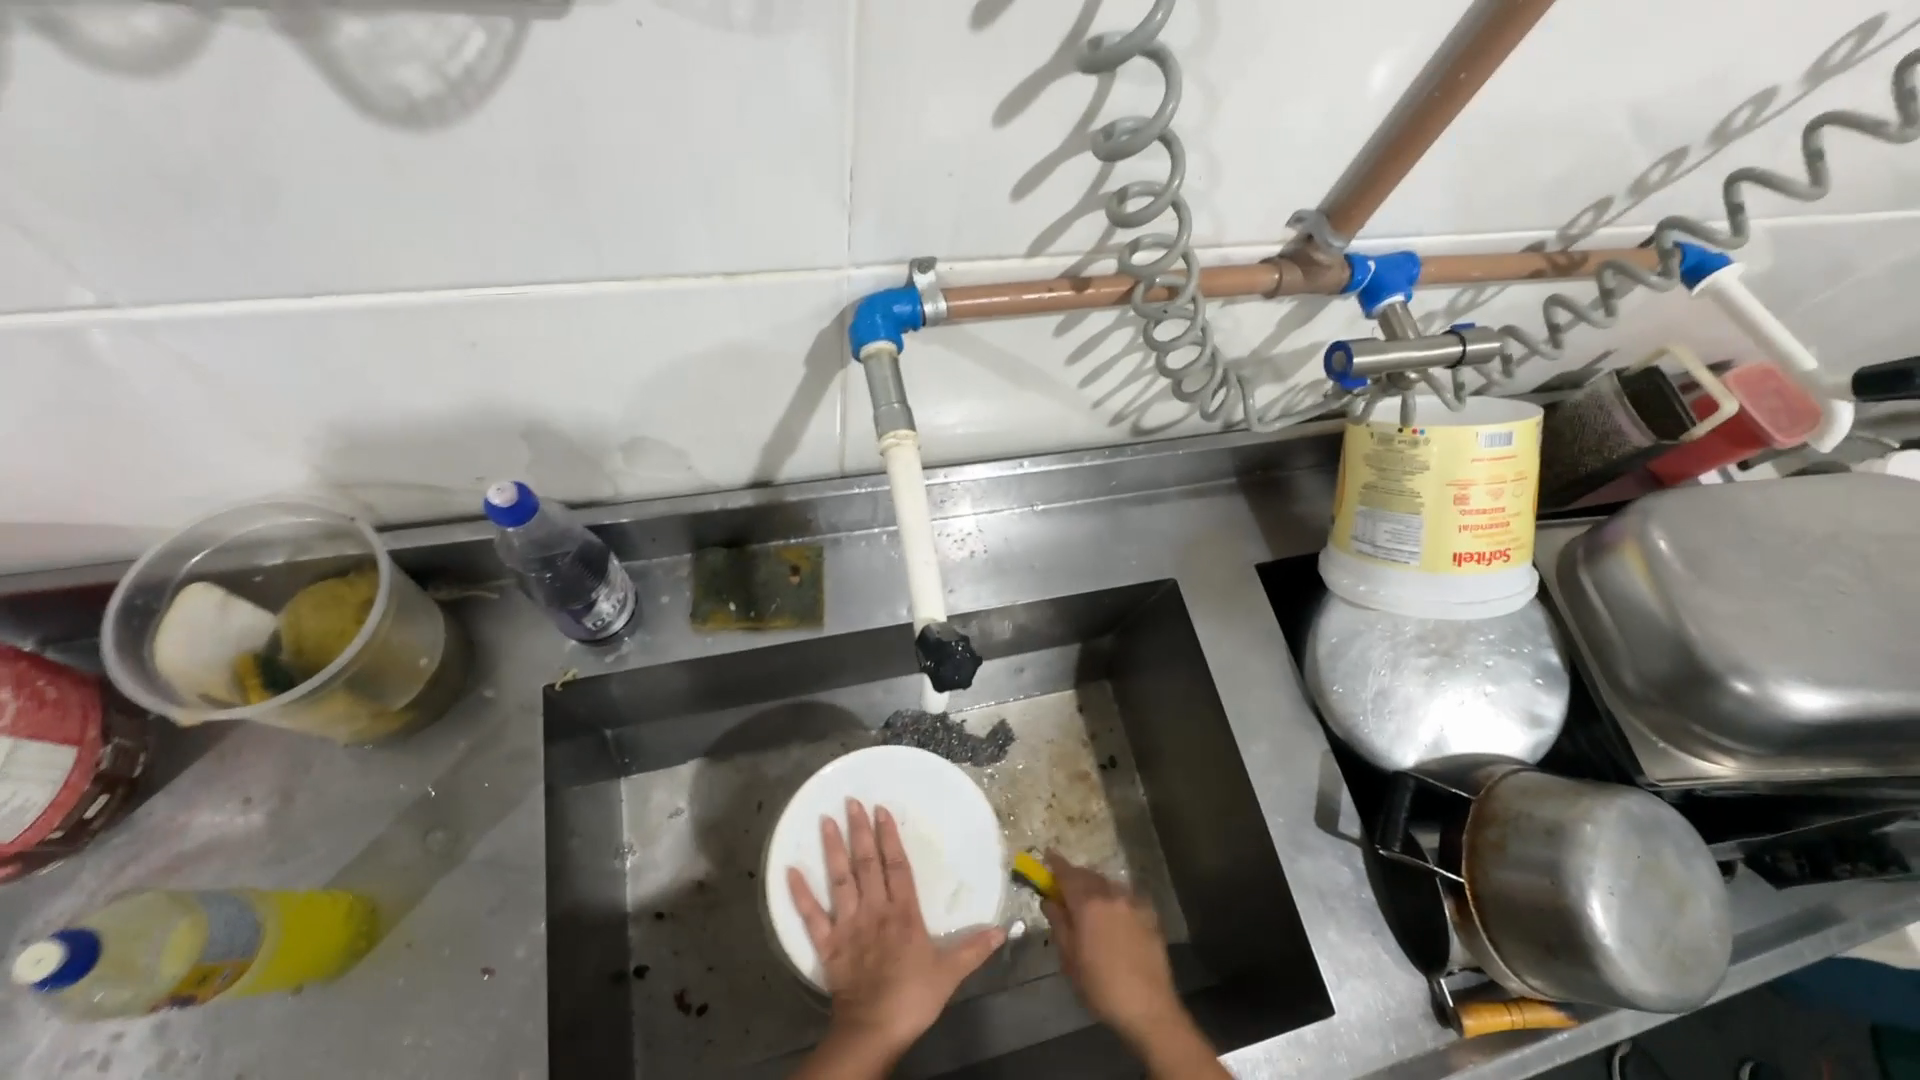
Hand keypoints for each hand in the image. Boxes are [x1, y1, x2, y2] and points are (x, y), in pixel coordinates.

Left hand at [788, 799, 1005, 1070]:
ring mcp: (847, 925)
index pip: (897, 866)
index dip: (889, 837)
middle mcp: (874, 910)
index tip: (881, 810)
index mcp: (903, 913)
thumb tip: (1002, 930)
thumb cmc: (913, 998)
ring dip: (832, 849)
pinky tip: (789, 871)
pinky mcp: (827, 944)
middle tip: (851, 802)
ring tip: (824, 820)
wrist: (874, 1028)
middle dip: (859, 831)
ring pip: (839, 879)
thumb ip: (974, 948)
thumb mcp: (950, 972)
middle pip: (866, 863)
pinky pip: (811, 915)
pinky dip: (800, 893)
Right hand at [1043, 855, 1226, 1078]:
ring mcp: (1134, 904)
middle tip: (1063, 884)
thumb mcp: (1069, 958)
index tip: (1047, 855)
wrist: (1148, 1007)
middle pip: (1089, 876)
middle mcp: (1111, 895)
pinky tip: (1113, 913)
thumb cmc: (1100, 985)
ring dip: (1095, 886)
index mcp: (1088, 904)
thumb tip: (1049, 900)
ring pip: (1109, 885)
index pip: (1067, 874)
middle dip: (1075, 876)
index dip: (1055, 864)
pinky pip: (1127, 897)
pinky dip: (1114, 898)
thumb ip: (1058, 923)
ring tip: (1088, 900)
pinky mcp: (1150, 916)